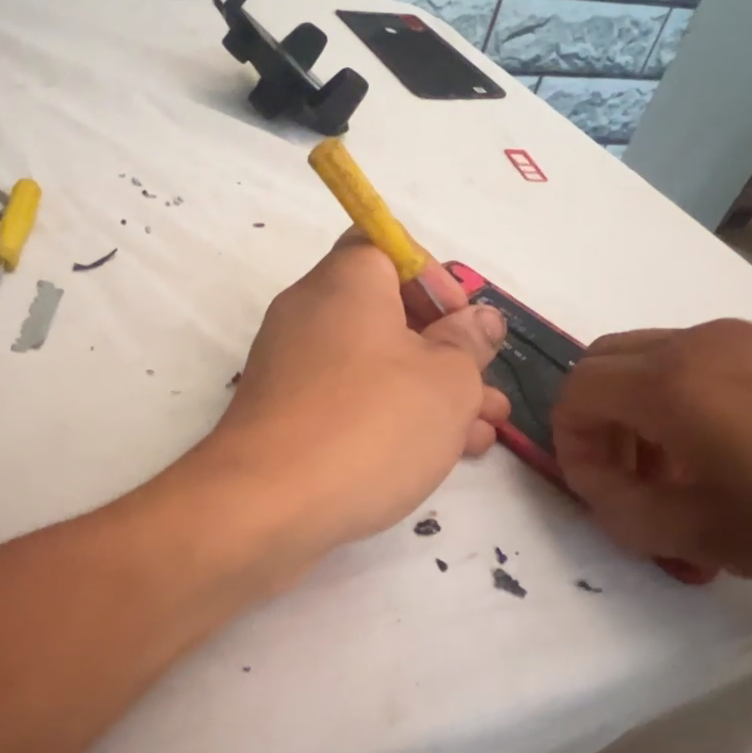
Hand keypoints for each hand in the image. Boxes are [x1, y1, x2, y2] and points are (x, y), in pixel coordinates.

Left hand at [183, 235, 508, 585]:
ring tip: (482, 434)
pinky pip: (347, 401)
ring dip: (429, 392)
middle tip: (487, 390)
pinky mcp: (283, 416)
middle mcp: (309, 313)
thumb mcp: (446, 382)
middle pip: (386, 313)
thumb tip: (478, 319)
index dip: (433, 278)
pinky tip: (435, 456)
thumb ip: (469, 344)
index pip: (385, 246)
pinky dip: (390, 418)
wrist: (264, 506)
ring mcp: (290, 367)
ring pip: (373, 365)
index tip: (465, 322)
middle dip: (446, 351)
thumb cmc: (368, 425)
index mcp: (345, 282)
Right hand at [549, 320, 751, 620]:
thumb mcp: (721, 540)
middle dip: (599, 419)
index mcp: (676, 385)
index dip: (570, 445)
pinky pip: (717, 359)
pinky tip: (749, 454)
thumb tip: (606, 495)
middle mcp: (707, 342)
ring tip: (689, 473)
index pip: (577, 390)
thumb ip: (635, 516)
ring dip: (647, 408)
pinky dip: (696, 397)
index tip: (603, 496)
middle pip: (609, 359)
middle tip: (632, 479)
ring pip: (663, 356)